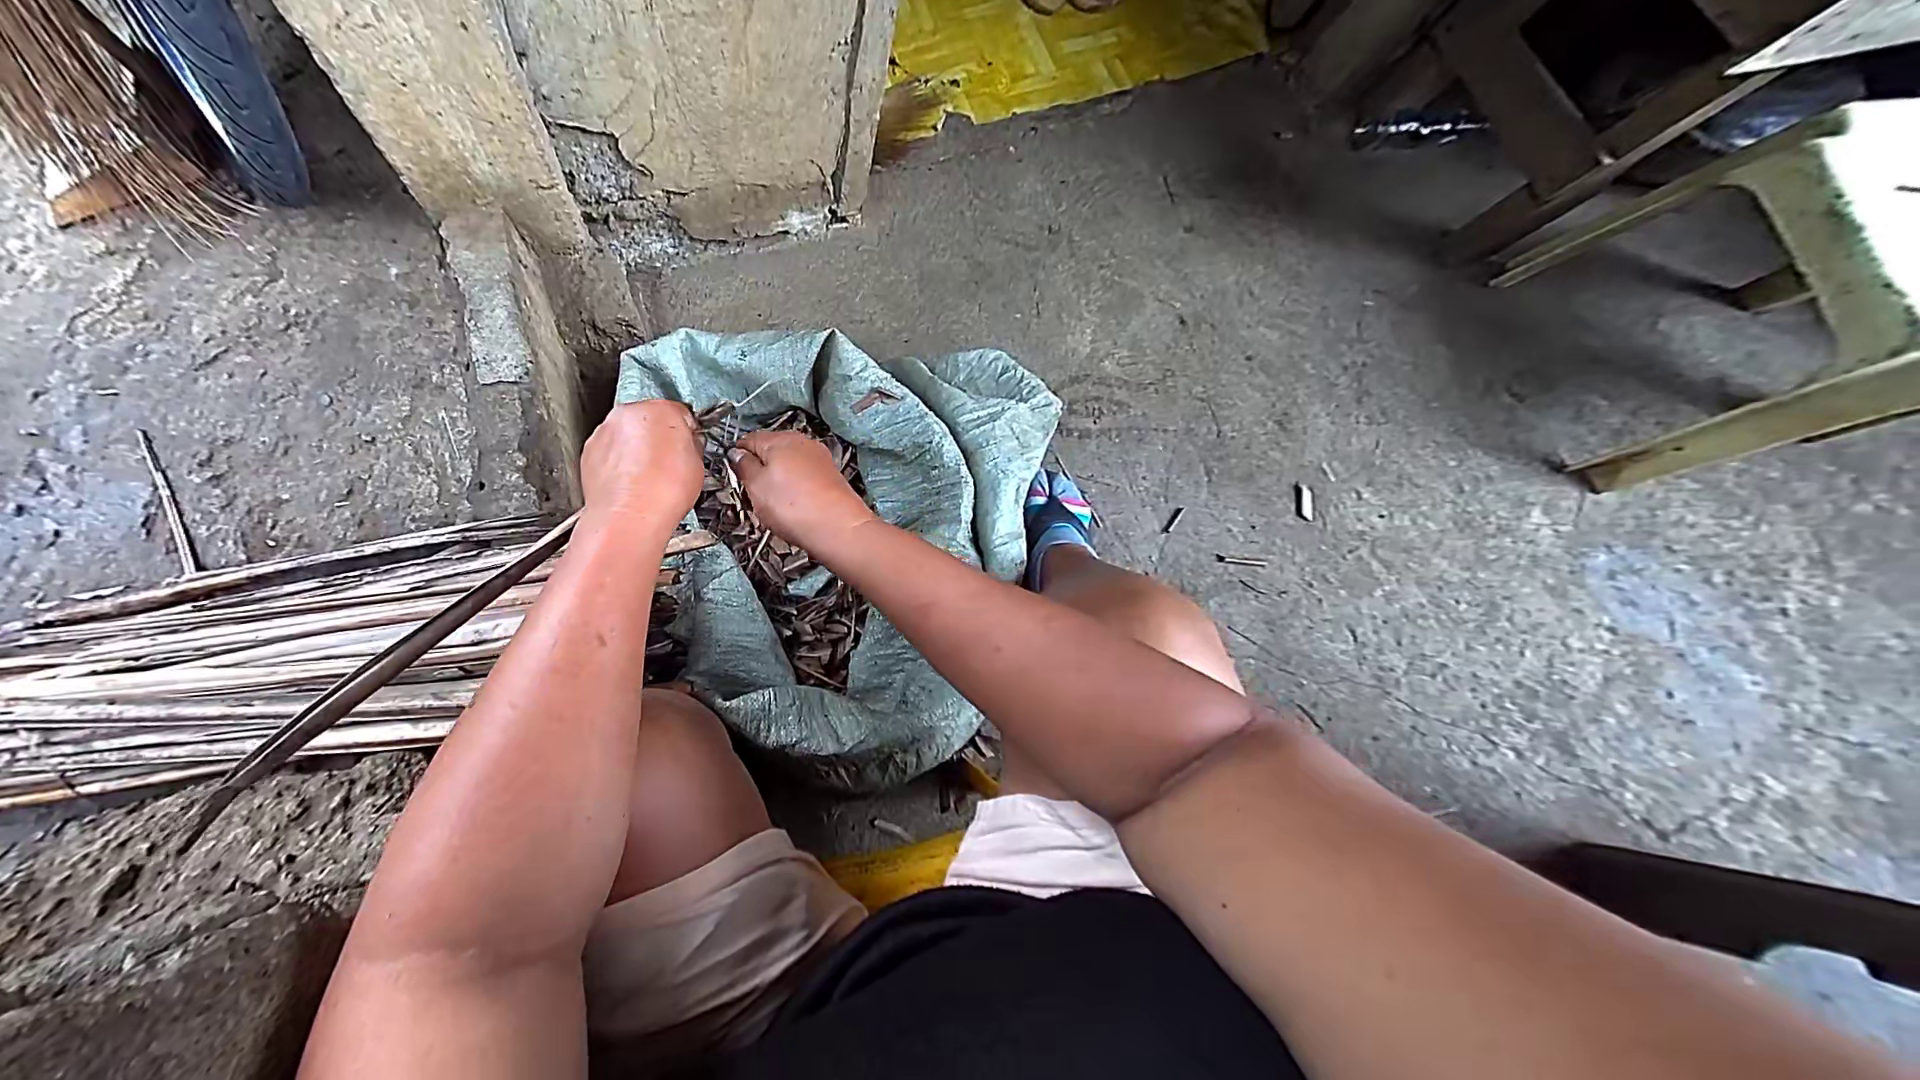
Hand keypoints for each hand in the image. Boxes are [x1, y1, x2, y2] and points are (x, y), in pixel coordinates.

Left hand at [580, 400, 703, 533]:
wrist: (630, 517)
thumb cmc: (662, 492)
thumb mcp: (698, 464)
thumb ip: (691, 445)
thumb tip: (688, 445)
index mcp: (660, 411)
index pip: (680, 412)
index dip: (687, 431)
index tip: (689, 445)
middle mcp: (628, 415)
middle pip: (650, 419)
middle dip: (660, 437)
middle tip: (672, 462)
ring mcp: (605, 433)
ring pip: (627, 435)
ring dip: (639, 450)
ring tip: (653, 477)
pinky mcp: (590, 452)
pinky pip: (610, 452)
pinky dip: (621, 464)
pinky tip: (635, 483)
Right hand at [729, 430, 875, 553]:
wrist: (837, 528)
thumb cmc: (797, 507)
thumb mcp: (756, 486)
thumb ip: (743, 466)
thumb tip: (737, 455)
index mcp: (781, 439)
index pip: (749, 438)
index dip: (738, 455)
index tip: (733, 470)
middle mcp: (804, 444)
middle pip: (772, 452)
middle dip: (760, 470)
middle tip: (753, 493)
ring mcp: (820, 460)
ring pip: (790, 466)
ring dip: (779, 482)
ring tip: (775, 505)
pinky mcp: (831, 478)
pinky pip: (805, 480)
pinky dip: (797, 490)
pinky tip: (794, 507)